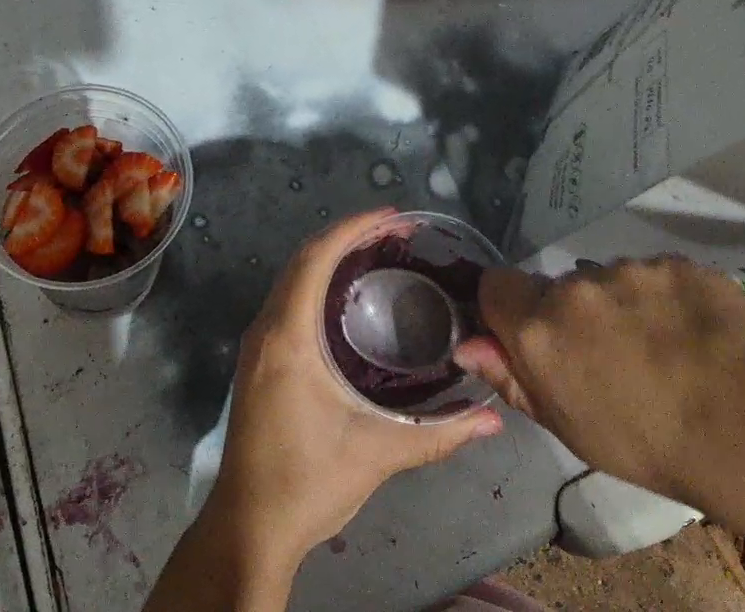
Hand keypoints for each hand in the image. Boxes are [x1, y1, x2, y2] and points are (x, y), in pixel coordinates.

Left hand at [208, 208, 503, 565]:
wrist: (250, 526)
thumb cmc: (308, 481)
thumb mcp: (378, 454)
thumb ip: (439, 433)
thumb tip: (494, 419)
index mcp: (288, 339)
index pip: (314, 261)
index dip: (351, 229)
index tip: (391, 217)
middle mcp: (266, 332)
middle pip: (301, 262)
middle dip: (345, 238)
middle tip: (394, 233)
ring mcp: (257, 347)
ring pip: (290, 281)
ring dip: (329, 259)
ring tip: (377, 254)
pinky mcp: (259, 362)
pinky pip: (287, 302)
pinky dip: (317, 284)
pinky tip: (349, 299)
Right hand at [453, 256, 744, 502]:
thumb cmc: (652, 445)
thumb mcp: (568, 426)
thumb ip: (512, 377)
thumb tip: (468, 345)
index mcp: (539, 326)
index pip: (495, 285)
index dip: (506, 309)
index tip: (532, 339)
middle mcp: (576, 286)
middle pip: (558, 289)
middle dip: (574, 318)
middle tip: (613, 362)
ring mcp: (631, 270)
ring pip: (611, 282)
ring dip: (623, 308)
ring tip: (666, 352)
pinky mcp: (679, 263)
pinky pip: (657, 278)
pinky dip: (666, 301)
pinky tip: (697, 337)